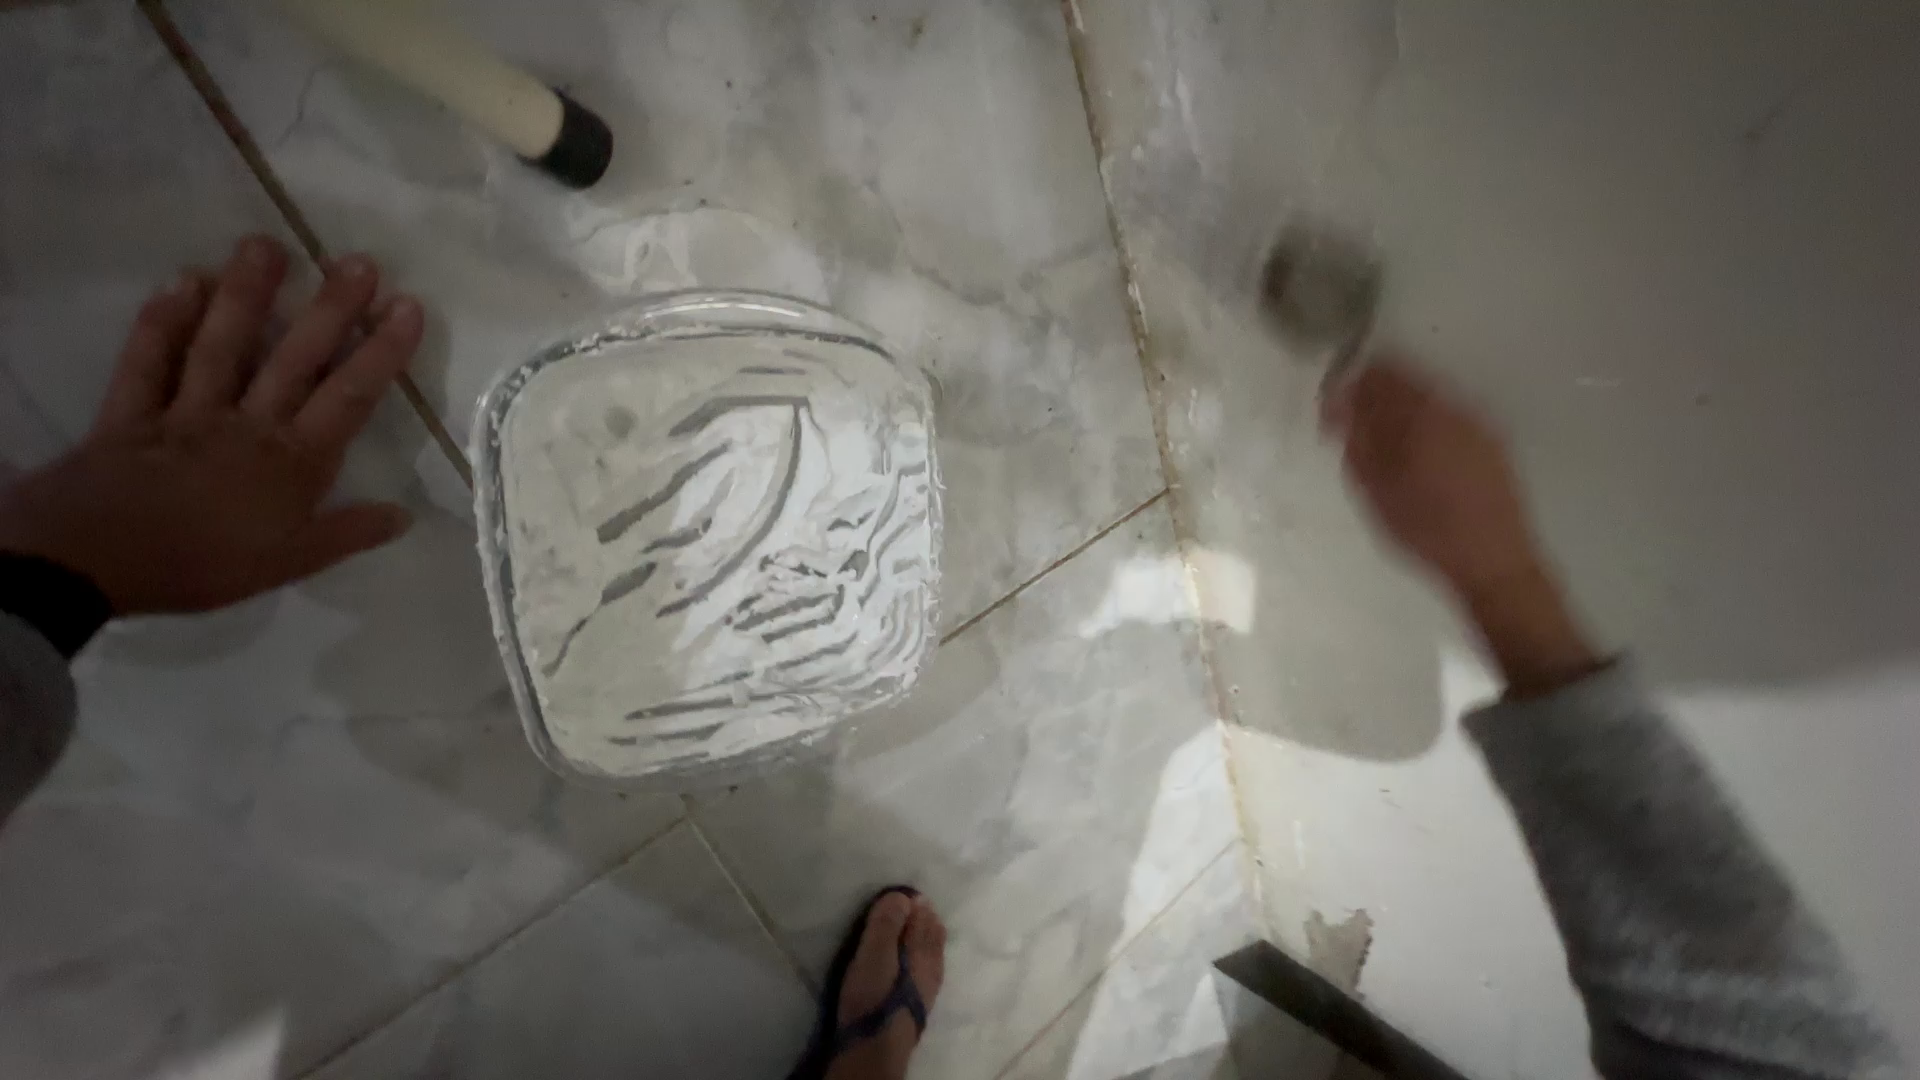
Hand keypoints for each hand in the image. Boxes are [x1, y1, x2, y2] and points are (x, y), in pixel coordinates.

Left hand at [0, 235, 424, 615]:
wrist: (83, 569)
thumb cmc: (204, 565)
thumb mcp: (293, 562)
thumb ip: (351, 533)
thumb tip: (405, 514)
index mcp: (293, 459)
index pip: (349, 396)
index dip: (381, 350)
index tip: (405, 307)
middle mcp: (247, 423)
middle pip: (294, 359)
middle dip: (329, 309)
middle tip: (355, 262)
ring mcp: (186, 412)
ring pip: (223, 346)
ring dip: (247, 295)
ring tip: (267, 246)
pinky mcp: (130, 414)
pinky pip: (147, 361)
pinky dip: (162, 321)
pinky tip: (182, 282)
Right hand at [1323, 359, 1600, 695]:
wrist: (1493, 562)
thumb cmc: (1424, 530)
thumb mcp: (1374, 490)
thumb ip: (1355, 441)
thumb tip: (1338, 405)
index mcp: (1421, 416)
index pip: (1377, 376)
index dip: (1347, 386)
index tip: (1329, 411)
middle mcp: (1454, 409)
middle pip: (1405, 381)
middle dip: (1372, 398)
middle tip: (1348, 430)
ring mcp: (1478, 424)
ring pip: (1426, 399)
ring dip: (1396, 413)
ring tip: (1377, 448)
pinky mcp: (1490, 443)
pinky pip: (1446, 418)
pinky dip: (1420, 426)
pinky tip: (1411, 458)